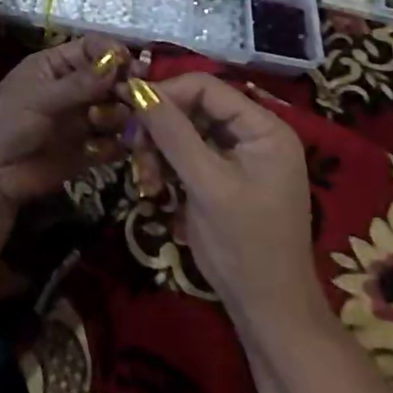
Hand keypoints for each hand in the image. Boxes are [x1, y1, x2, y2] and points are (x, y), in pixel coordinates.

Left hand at [0, 37, 144, 206]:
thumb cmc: (4, 120)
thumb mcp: (39, 97)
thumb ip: (79, 84)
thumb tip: (117, 63)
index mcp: (56, 66)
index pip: (93, 49)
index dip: (113, 55)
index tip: (132, 66)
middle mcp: (75, 89)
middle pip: (114, 80)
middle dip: (125, 87)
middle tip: (129, 98)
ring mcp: (84, 120)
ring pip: (120, 111)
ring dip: (120, 116)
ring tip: (101, 124)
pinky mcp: (90, 150)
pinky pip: (117, 144)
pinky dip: (119, 145)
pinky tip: (104, 149)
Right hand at [124, 73, 322, 322]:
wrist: (265, 305)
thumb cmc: (245, 242)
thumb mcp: (206, 183)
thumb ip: (173, 133)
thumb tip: (135, 88)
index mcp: (265, 129)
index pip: (206, 87)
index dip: (165, 93)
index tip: (128, 111)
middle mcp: (252, 134)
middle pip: (191, 106)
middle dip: (158, 127)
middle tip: (134, 152)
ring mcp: (236, 156)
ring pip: (181, 130)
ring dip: (156, 149)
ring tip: (145, 180)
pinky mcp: (219, 176)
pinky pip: (183, 153)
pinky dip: (163, 165)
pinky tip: (153, 188)